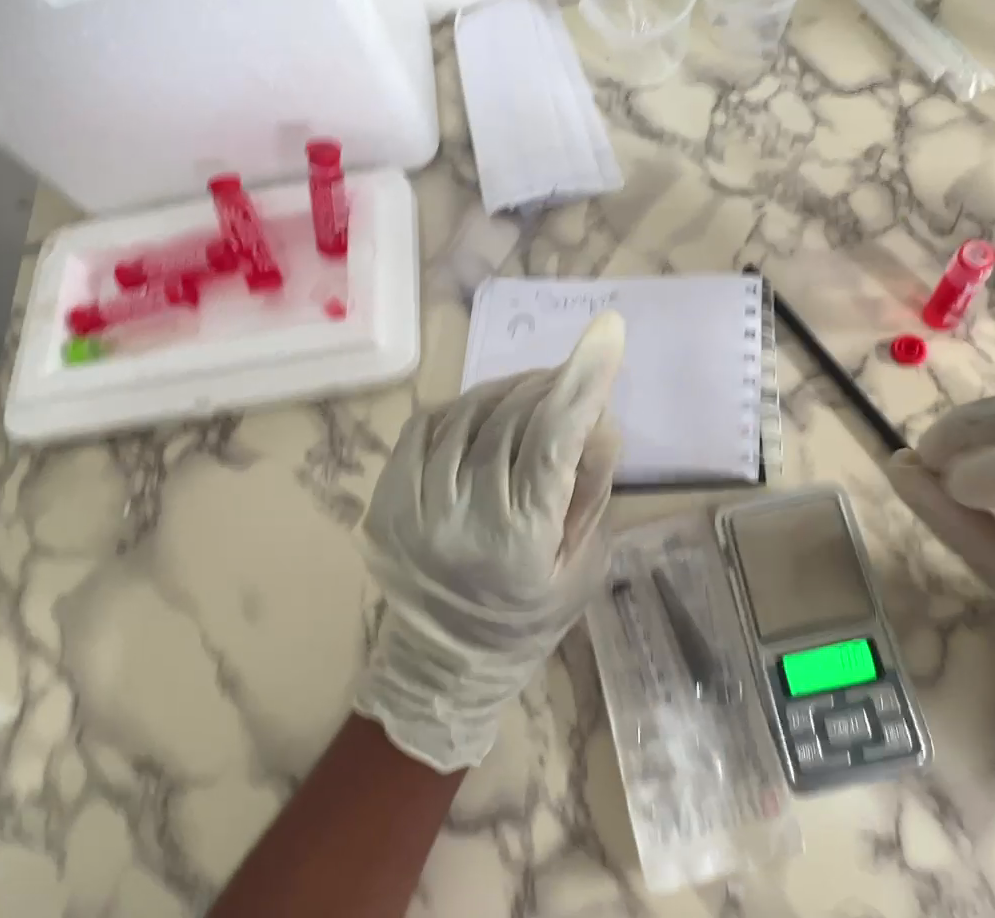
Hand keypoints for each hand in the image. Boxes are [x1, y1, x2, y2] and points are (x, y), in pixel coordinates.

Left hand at [354, 313, 625, 770]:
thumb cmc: (530, 618)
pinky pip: (426, 425)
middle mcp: (460, 515)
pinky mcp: (385, 499)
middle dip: (551, 384)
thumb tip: (599, 417)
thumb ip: (590, 488)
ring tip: (534, 394)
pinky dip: (464, 407)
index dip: (583, 381)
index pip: (554, 440)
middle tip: (574, 376)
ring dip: (510, 391)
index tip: (608, 331)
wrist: (445, 663)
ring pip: (468, 413)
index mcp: (518, 539)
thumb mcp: (583, 563)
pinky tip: (485, 415)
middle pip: (511, 417)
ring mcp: (414, 505)